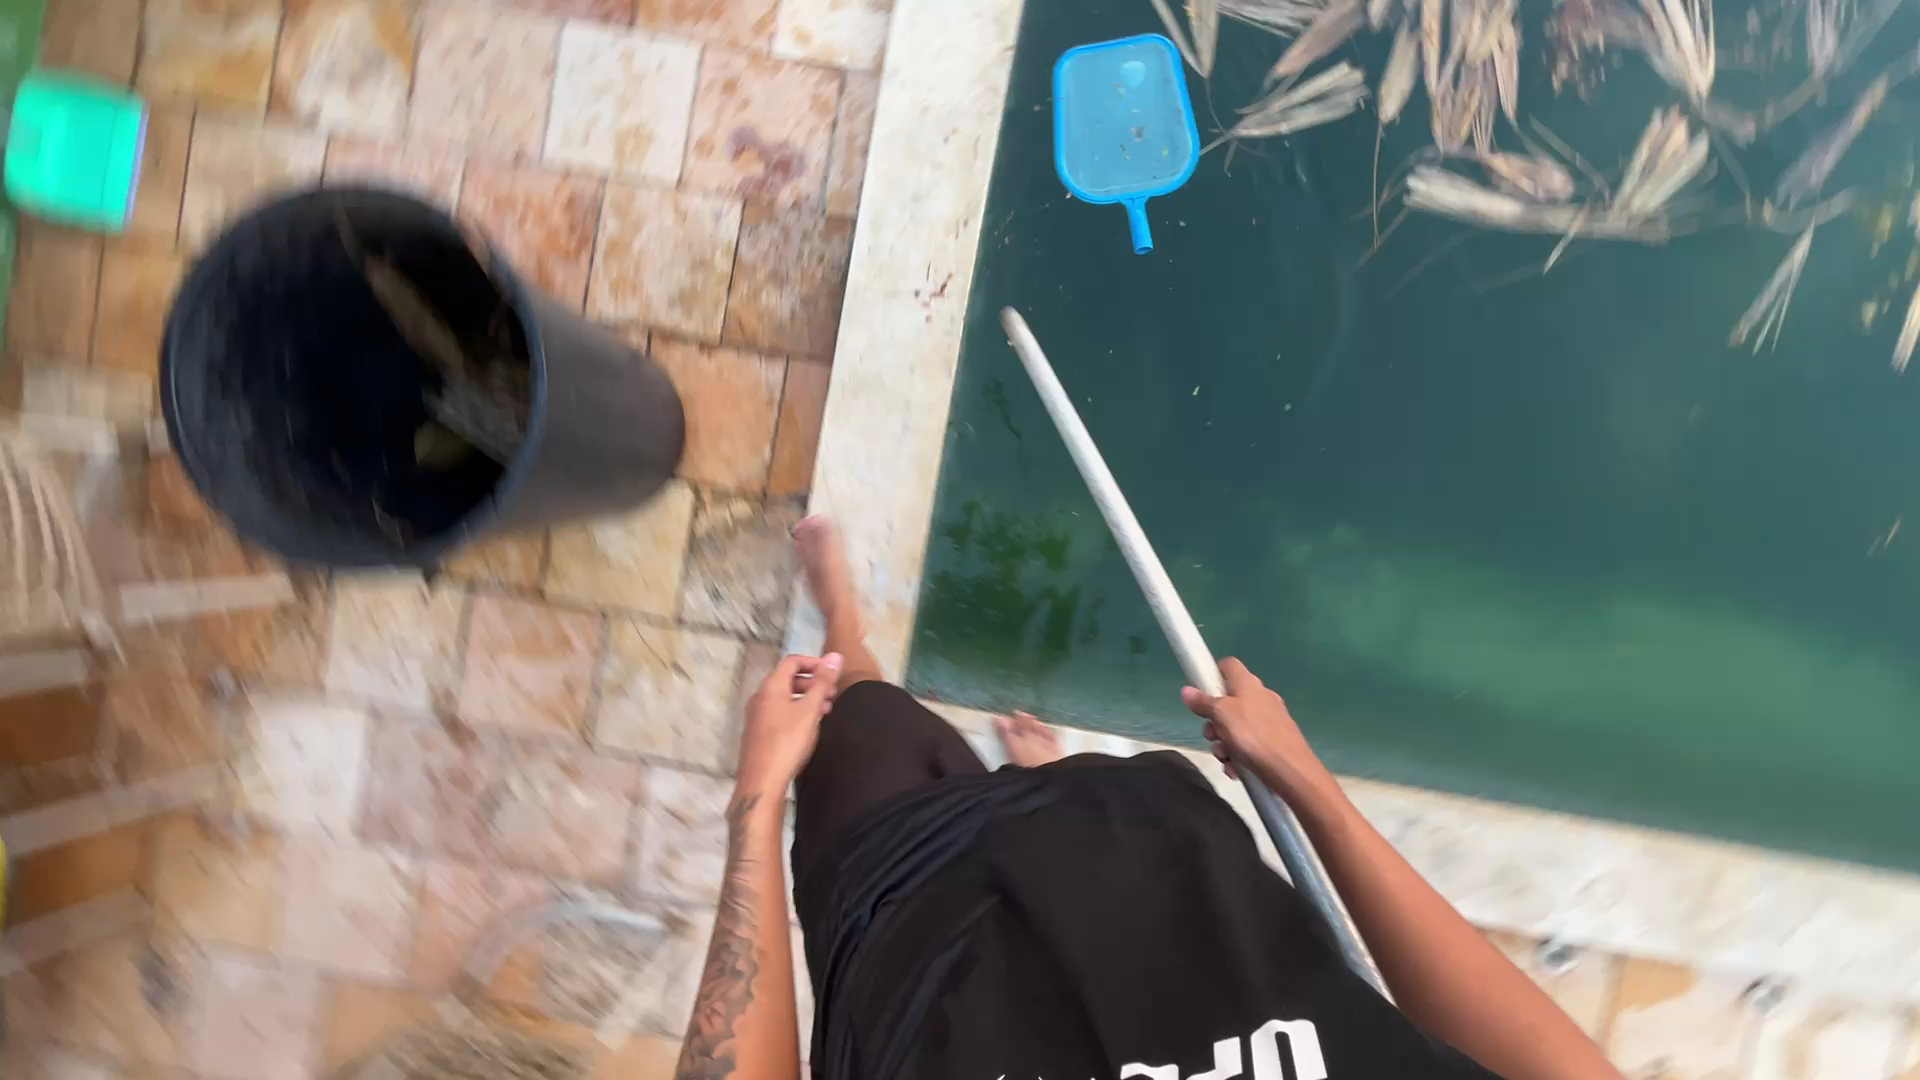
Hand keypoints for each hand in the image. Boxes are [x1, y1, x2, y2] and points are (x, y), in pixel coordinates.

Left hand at [736, 653, 842, 798]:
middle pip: (788, 678)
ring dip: (806, 698)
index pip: (792, 662)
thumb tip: (835, 655)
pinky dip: (796, 711)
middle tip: (833, 693)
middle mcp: (760, 697)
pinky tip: (809, 726)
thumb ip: (823, 682)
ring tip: (827, 709)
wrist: (761, 782)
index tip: (832, 673)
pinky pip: (779, 711)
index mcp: (771, 687)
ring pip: (785, 697)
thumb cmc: (787, 741)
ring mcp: (757, 715)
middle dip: (812, 682)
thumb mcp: (810, 710)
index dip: (814, 662)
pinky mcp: (758, 732)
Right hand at [1181, 658, 1336, 803]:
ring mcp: (1269, 720)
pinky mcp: (1274, 741)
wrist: (1291, 770)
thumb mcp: (1220, 715)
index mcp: (1247, 683)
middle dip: (1213, 722)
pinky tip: (1236, 769)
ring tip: (1225, 759)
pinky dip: (1239, 755)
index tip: (1201, 692)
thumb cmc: (1252, 735)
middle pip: (1227, 701)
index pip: (1228, 665)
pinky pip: (1248, 744)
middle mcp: (1260, 697)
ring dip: (1224, 743)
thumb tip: (1186, 690)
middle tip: (1211, 736)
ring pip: (1235, 726)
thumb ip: (1202, 702)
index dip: (1212, 674)